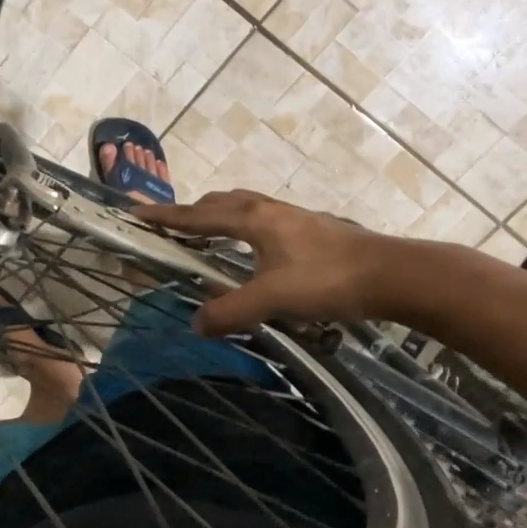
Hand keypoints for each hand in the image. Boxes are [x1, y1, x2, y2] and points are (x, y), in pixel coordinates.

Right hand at [131, 191, 402, 332]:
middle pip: (218, 203)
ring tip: (204, 235)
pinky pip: (260, 219)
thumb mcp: (272, 300)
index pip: (196, 216)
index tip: (133, 212)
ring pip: (242, 207)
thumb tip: (196, 324)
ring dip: (216, 217)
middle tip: (168, 229)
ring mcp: (291, 217)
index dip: (163, 216)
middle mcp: (267, 210)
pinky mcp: (310, 229)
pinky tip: (251, 250)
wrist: (393, 274)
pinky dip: (240, 227)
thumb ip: (230, 312)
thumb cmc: (328, 280)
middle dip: (189, 214)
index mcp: (251, 219)